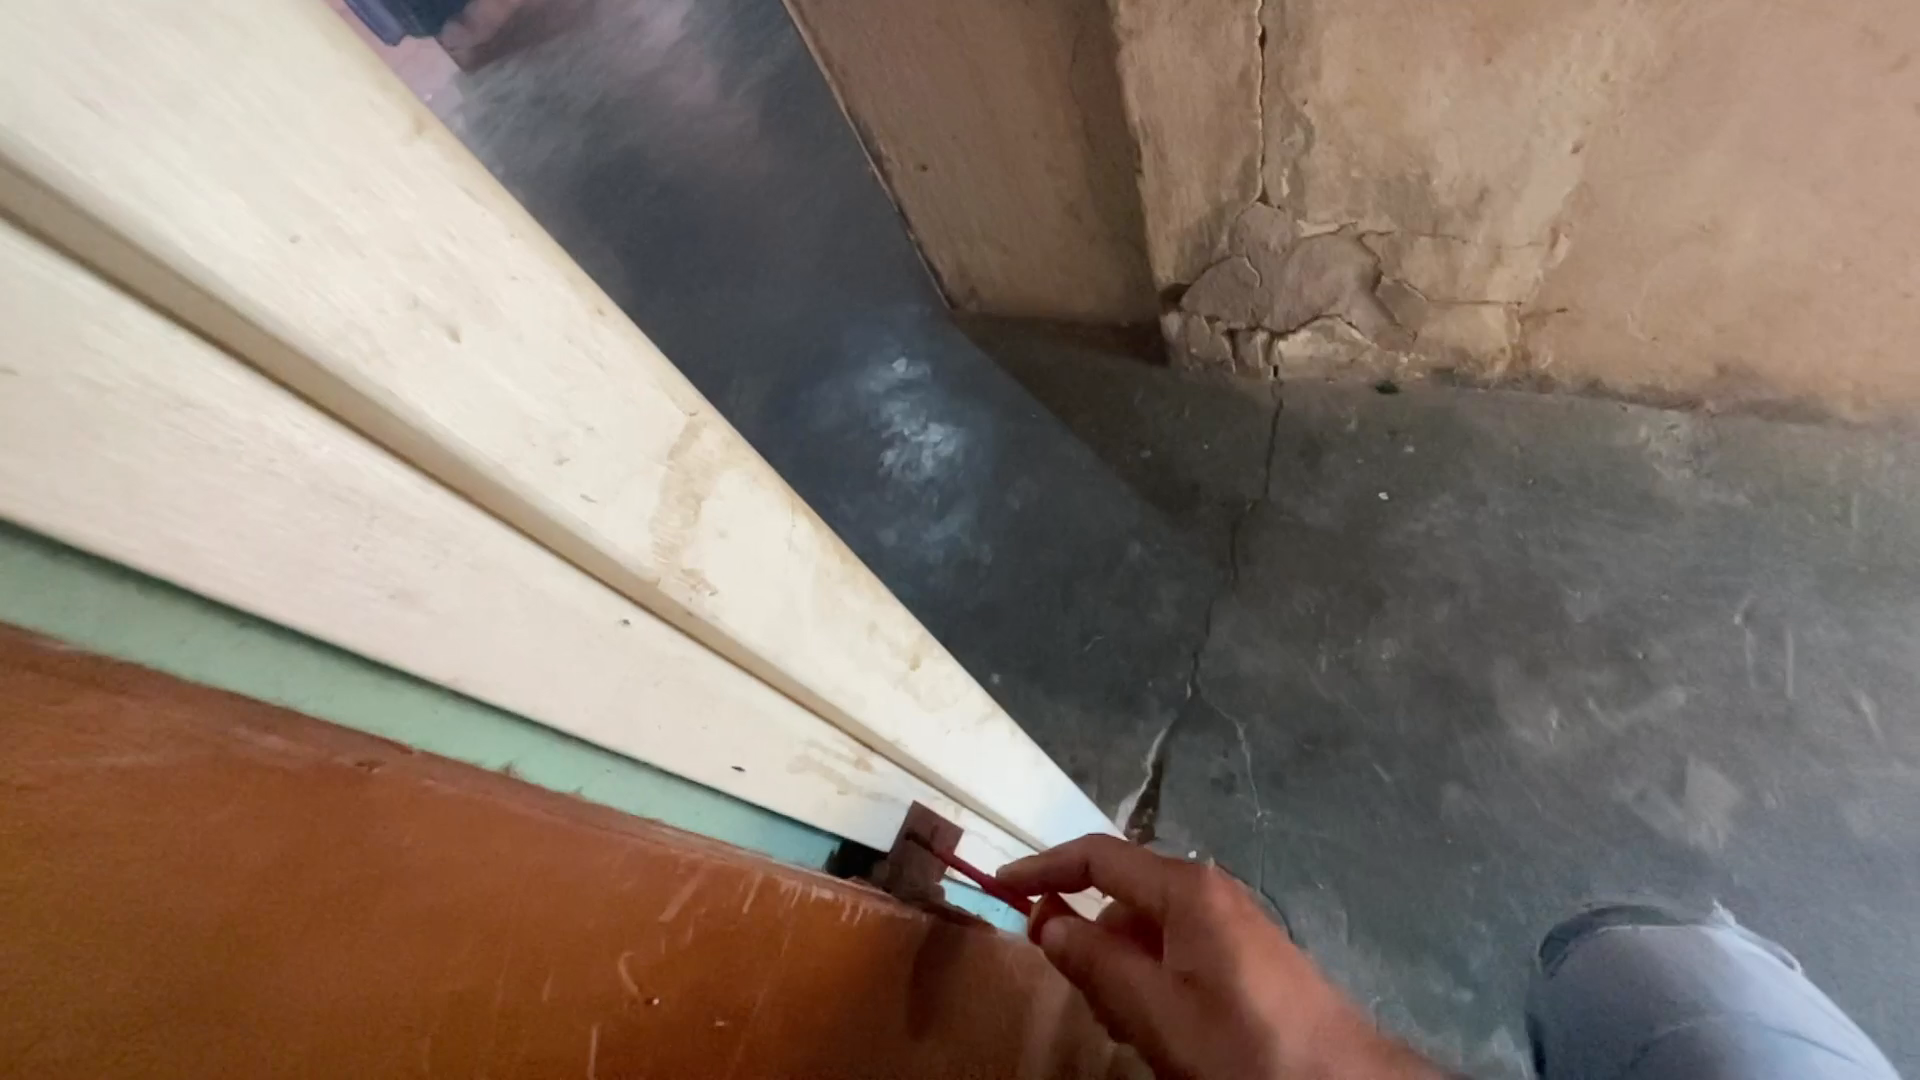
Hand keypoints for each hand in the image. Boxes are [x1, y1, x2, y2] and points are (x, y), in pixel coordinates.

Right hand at [997, 836, 1443, 1079]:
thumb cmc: (1249, 1049)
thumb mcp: (1159, 1014)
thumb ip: (1096, 963)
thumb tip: (1047, 922)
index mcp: (1183, 889)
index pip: (1095, 855)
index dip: (1044, 866)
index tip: (1002, 885)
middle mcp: (1206, 890)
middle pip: (1121, 894)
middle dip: (1091, 939)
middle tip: (1087, 997)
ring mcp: (1229, 919)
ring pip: (1147, 928)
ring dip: (1122, 967)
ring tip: (1131, 1027)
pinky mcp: (1245, 952)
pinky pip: (1177, 949)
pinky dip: (1153, 978)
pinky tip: (1163, 1028)